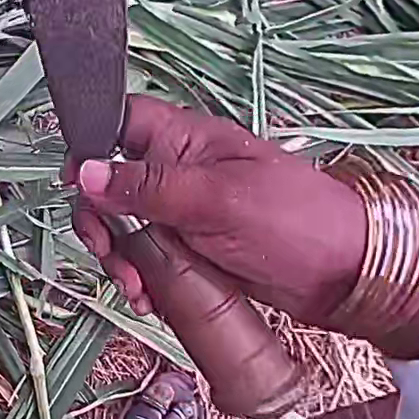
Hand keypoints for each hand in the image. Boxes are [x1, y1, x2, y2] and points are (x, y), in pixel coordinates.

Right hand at [71, 95, 365, 328]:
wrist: (344, 275)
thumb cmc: (293, 221)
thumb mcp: (214, 199)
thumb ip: (146, 185)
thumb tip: (86, 173)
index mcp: (184, 141)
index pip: (119, 122)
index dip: (89, 145)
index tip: (74, 184)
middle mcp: (173, 172)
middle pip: (107, 185)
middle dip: (98, 222)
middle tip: (106, 250)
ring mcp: (176, 212)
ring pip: (119, 228)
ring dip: (116, 259)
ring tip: (137, 287)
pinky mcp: (182, 246)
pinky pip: (140, 257)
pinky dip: (135, 278)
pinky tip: (147, 297)